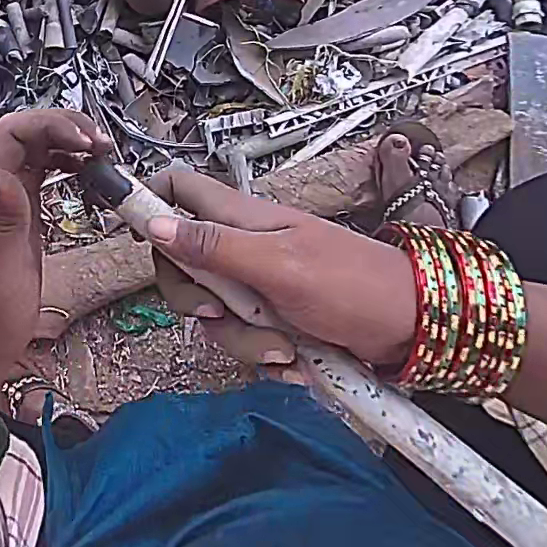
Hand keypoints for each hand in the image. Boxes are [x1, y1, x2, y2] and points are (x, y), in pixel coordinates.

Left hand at [0, 110, 108, 372]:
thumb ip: (1, 220)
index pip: (11, 134)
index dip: (49, 126)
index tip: (86, 143)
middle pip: (27, 133)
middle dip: (66, 126)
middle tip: (101, 144)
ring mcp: (12, 200)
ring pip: (38, 148)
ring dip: (70, 140)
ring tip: (102, 152)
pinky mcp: (26, 212)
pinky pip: (47, 171)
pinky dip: (70, 162)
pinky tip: (88, 169)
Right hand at [145, 167, 416, 370]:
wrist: (412, 327)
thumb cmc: (355, 285)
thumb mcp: (279, 266)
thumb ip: (214, 246)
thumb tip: (155, 221)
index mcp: (239, 217)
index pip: (176, 188)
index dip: (147, 202)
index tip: (134, 238)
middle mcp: (240, 245)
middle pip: (180, 262)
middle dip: (194, 298)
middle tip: (220, 310)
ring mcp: (254, 281)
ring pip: (211, 308)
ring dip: (242, 338)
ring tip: (286, 345)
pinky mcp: (270, 314)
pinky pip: (242, 335)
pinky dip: (264, 353)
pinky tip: (295, 359)